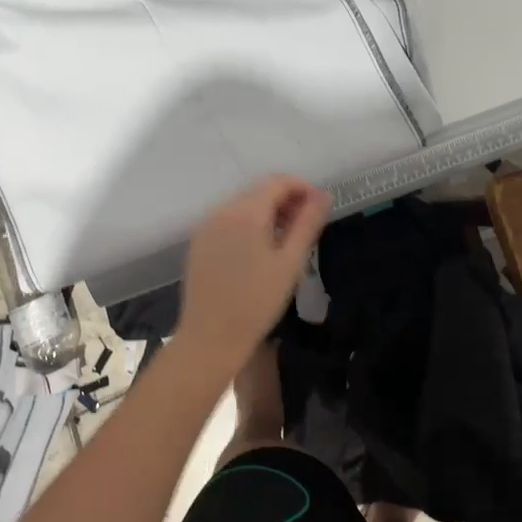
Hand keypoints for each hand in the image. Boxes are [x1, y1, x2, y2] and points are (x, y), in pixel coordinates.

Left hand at [179, 175, 331, 359]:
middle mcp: (222, 210)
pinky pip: (227, 221)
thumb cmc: (257, 302)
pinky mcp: (198, 243)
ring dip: (267, 212)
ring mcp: (206, 226)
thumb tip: (324, 194)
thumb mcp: (290, 262)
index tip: (319, 207)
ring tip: (285, 240)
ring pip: (243, 205)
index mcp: (246, 212)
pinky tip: (258, 251)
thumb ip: (308, 223)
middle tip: (305, 226)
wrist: (210, 339)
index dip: (302, 187)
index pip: (277, 181)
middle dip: (285, 200)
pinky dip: (247, 225)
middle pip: (259, 191)